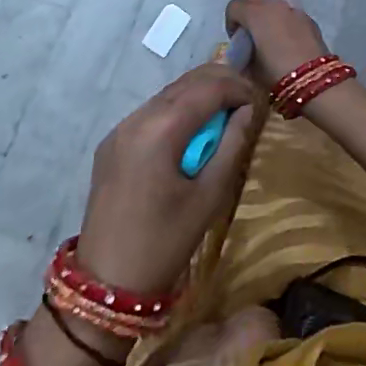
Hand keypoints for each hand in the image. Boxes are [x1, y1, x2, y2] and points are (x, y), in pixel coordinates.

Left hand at [76, 65, 258, 294]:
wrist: (106, 283)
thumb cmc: (165, 242)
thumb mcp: (209, 196)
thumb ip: (232, 145)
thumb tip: (247, 110)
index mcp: (160, 129)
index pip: (208, 88)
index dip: (238, 87)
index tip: (258, 102)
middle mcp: (137, 117)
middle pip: (186, 82)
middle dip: (220, 84)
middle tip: (246, 101)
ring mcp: (120, 128)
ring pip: (168, 93)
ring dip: (198, 95)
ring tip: (223, 114)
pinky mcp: (111, 142)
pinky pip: (151, 111)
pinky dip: (177, 110)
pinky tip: (191, 131)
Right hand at [225, 0, 329, 88]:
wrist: (314, 80)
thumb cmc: (276, 74)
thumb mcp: (250, 70)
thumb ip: (242, 55)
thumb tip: (243, 53)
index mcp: (255, 14)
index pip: (233, 7)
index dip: (231, 22)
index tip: (236, 39)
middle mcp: (273, 5)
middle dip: (246, 9)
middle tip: (249, 31)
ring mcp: (293, 9)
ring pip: (273, 2)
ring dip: (266, 13)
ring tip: (269, 35)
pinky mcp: (308, 18)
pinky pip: (289, 12)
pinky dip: (283, 20)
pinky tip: (287, 39)